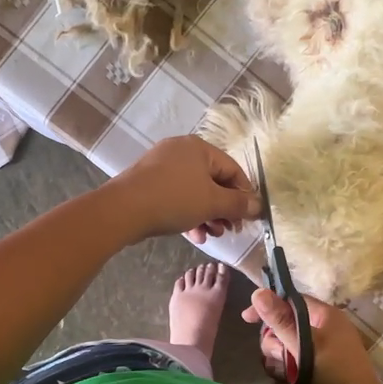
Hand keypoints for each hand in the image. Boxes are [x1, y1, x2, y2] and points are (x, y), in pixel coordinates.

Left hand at [100, 136, 260, 243]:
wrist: (124, 209)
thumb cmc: (174, 199)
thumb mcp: (212, 202)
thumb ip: (238, 204)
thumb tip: (258, 206)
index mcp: (199, 148)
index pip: (233, 170)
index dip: (244, 195)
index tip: (249, 218)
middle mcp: (181, 152)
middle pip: (214, 182)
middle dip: (224, 209)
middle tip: (231, 230)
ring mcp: (162, 167)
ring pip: (195, 193)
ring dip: (208, 216)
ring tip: (213, 235)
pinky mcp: (149, 185)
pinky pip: (177, 198)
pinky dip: (189, 215)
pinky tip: (195, 236)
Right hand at [243, 289, 380, 383]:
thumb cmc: (334, 372)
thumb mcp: (305, 345)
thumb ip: (280, 320)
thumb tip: (258, 293)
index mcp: (324, 316)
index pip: (289, 302)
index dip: (268, 309)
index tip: (246, 319)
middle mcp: (320, 331)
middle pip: (281, 331)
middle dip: (275, 348)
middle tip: (283, 358)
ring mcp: (317, 354)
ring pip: (282, 354)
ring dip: (280, 368)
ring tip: (290, 379)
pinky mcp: (313, 374)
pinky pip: (289, 371)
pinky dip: (287, 381)